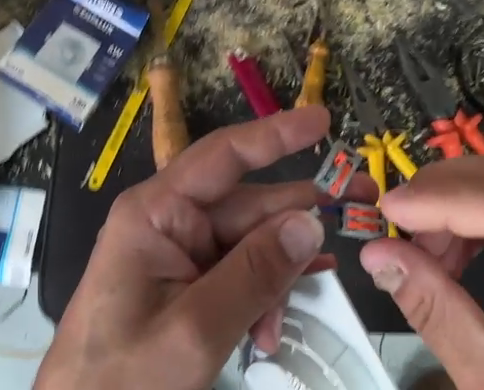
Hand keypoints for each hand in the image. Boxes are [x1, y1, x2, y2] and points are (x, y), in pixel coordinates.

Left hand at [36, 106, 339, 389]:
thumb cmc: (124, 375)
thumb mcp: (193, 329)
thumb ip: (253, 274)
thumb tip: (308, 222)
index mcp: (155, 211)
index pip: (223, 156)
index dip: (274, 134)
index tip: (321, 120)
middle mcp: (168, 221)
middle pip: (246, 205)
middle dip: (298, 215)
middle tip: (360, 208)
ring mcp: (176, 254)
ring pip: (249, 245)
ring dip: (279, 274)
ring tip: (318, 289)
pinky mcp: (184, 285)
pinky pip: (237, 275)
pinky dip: (262, 297)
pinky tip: (275, 325)